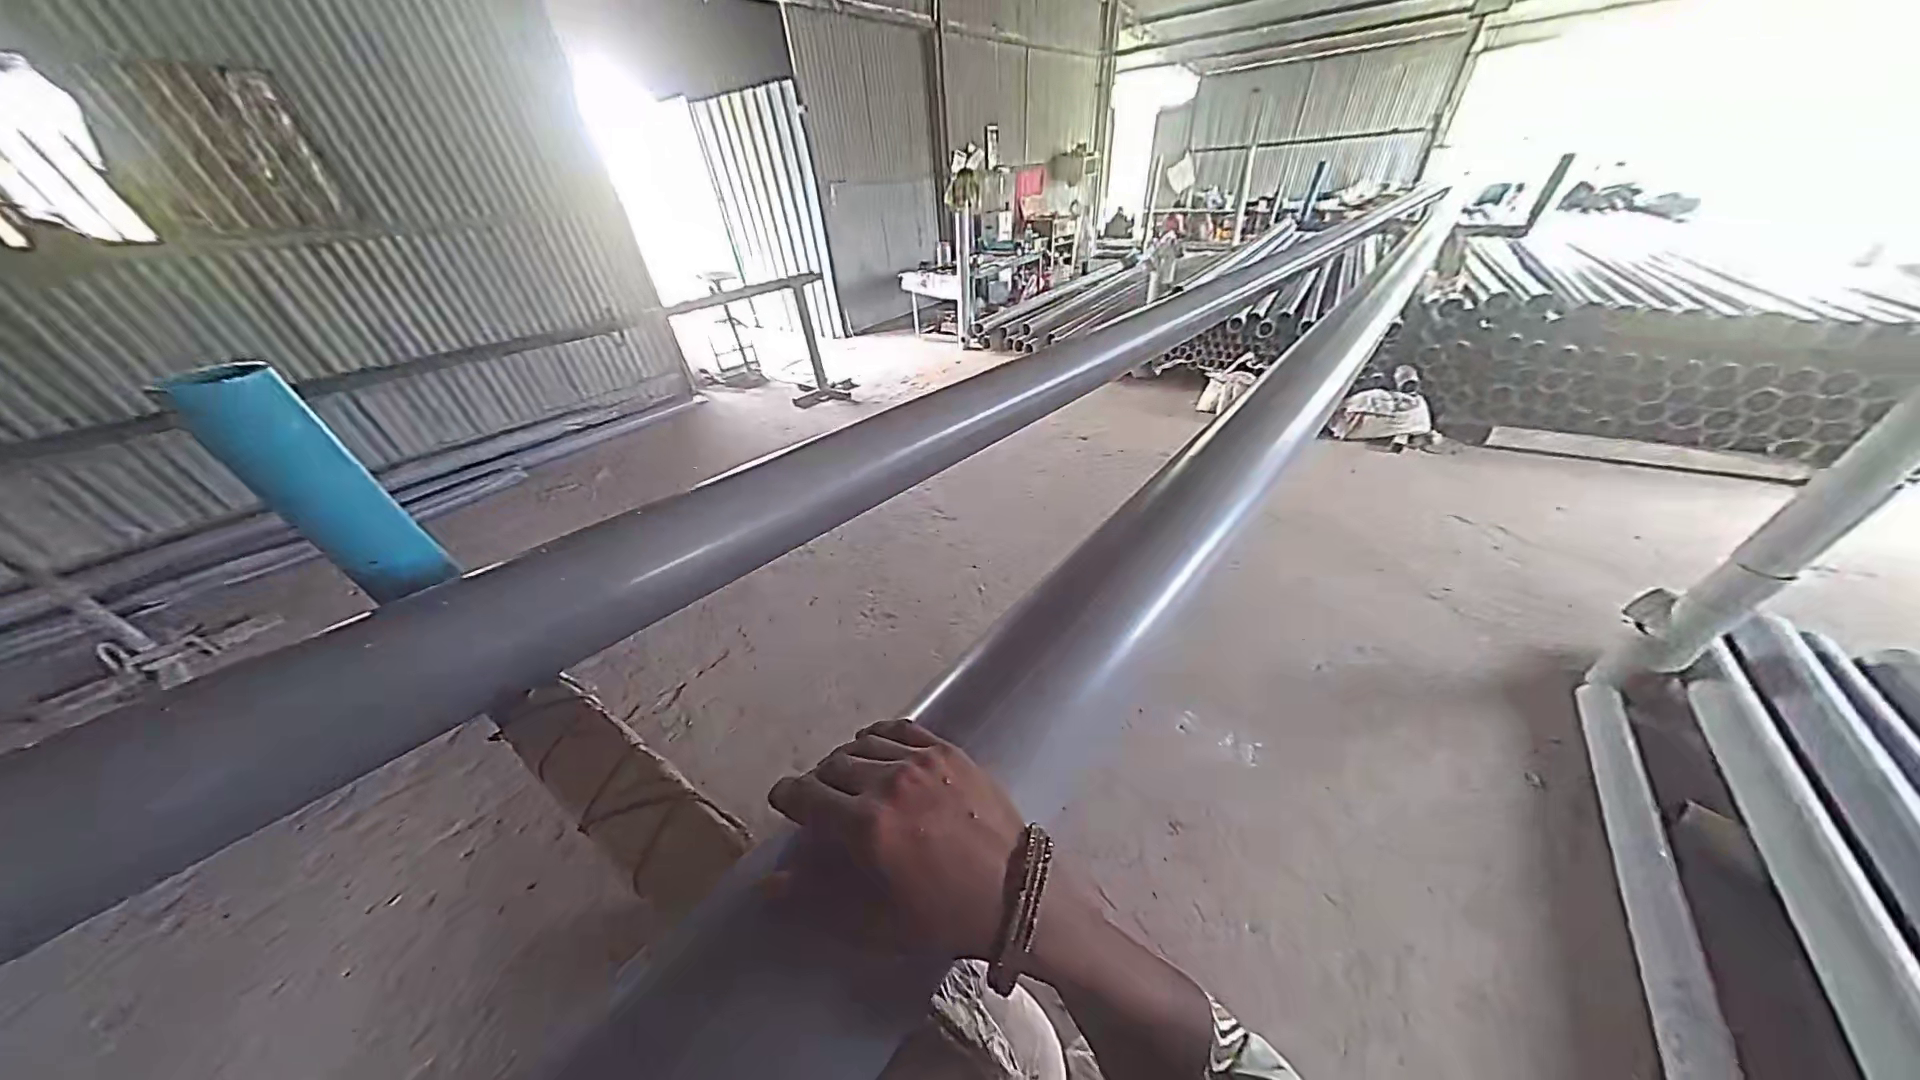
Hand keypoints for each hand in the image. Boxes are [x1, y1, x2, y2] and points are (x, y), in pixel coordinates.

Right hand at [768, 719, 1024, 958]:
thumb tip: (768, 884)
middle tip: (821, 799)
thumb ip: (817, 900)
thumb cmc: (944, 915)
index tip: (783, 798)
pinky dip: (879, 735)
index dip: (787, 795)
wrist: (1016, 891)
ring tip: (850, 776)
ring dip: (847, 758)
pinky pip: (900, 729)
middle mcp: (889, 782)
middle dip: (818, 781)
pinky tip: (878, 748)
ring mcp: (922, 761)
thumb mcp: (877, 923)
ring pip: (863, 743)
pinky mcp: (947, 750)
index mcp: (867, 826)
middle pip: (832, 766)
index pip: (807, 796)